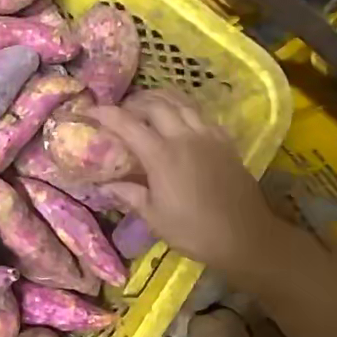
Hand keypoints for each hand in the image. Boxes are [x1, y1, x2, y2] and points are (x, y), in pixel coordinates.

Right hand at [86, 90, 279, 270]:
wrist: (245, 236)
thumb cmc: (193, 231)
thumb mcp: (153, 217)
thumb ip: (129, 194)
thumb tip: (105, 184)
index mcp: (162, 155)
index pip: (127, 124)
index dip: (106, 113)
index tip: (90, 110)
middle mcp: (185, 136)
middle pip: (156, 103)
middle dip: (134, 102)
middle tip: (121, 111)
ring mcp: (208, 136)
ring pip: (181, 102)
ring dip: (160, 99)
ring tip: (147, 106)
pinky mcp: (225, 142)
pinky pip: (201, 114)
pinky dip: (184, 110)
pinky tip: (179, 121)